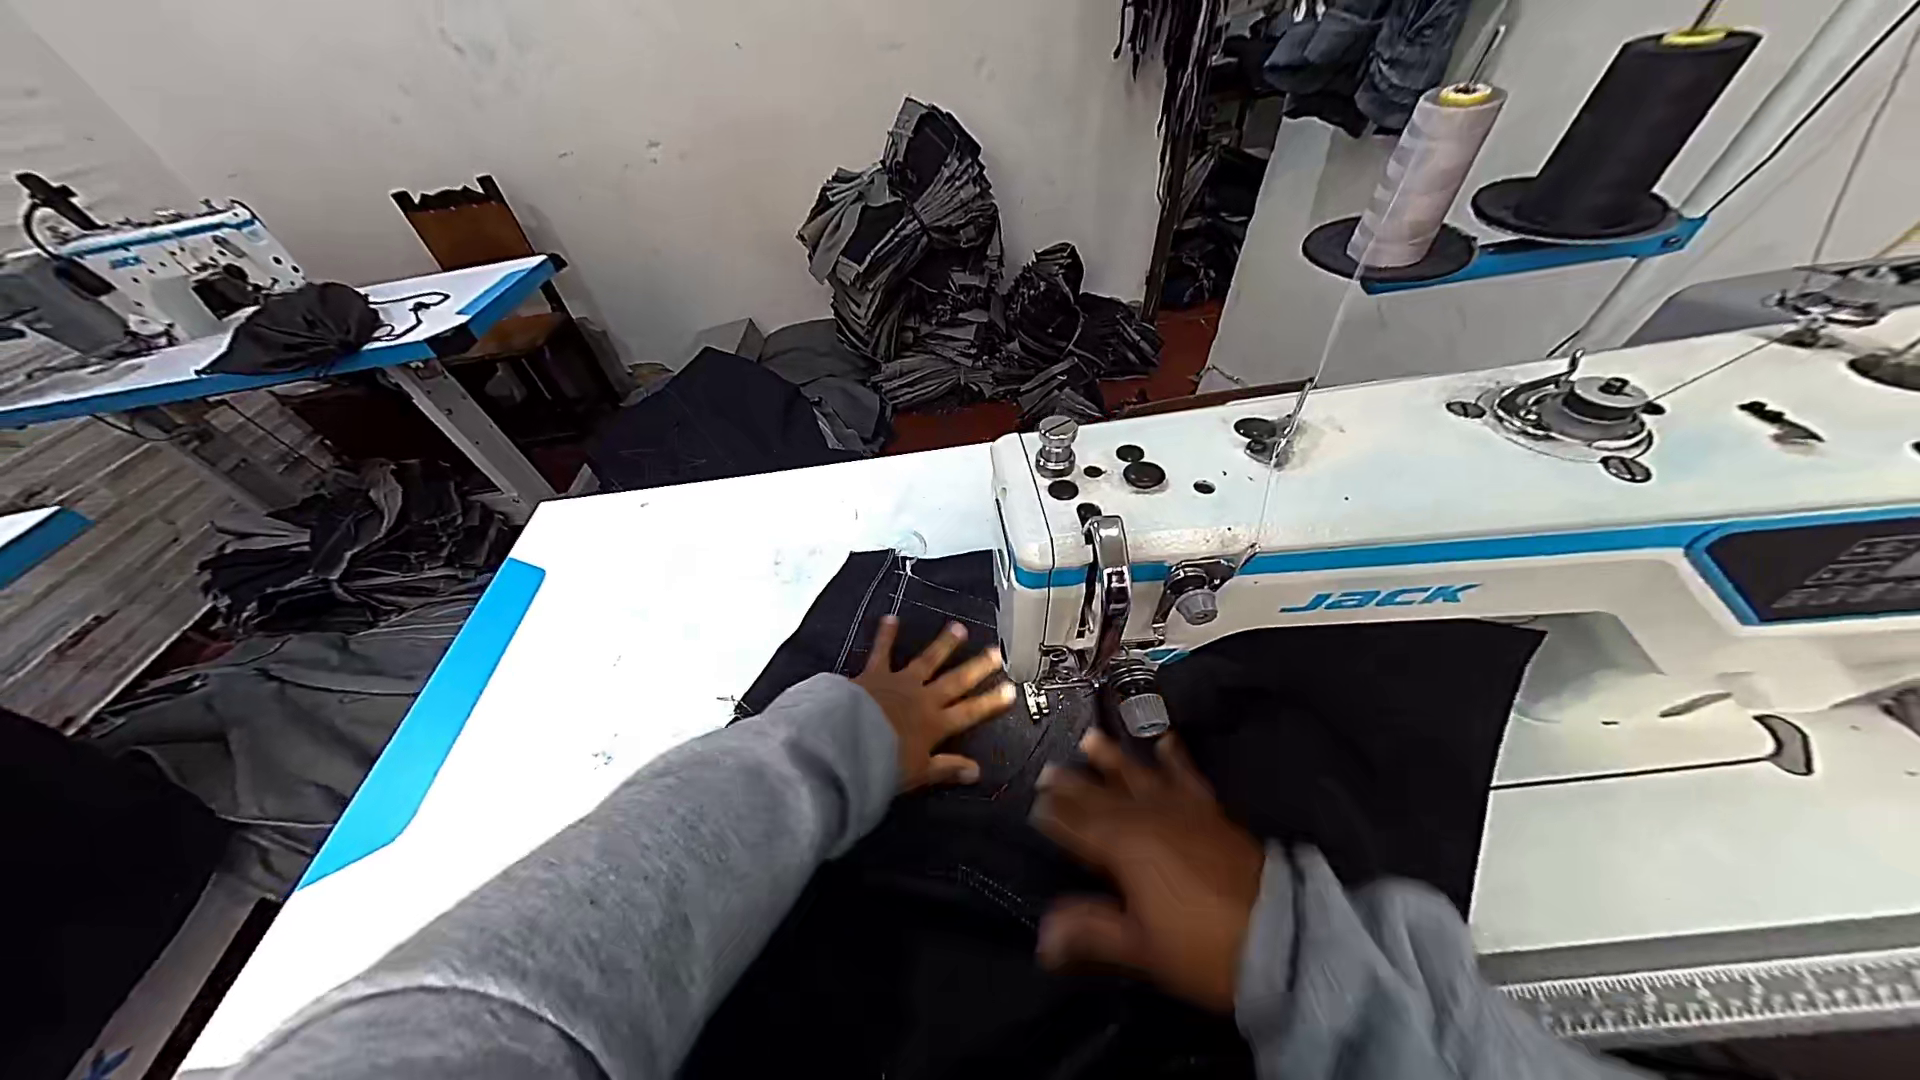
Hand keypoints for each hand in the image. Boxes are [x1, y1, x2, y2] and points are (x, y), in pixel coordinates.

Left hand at [853, 616, 1015, 791]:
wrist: (847, 743)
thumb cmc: (883, 763)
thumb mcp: (919, 773)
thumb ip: (947, 768)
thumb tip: (976, 772)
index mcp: (935, 724)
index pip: (970, 712)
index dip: (991, 701)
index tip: (1010, 688)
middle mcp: (923, 698)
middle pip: (956, 680)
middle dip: (978, 667)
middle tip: (995, 651)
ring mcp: (901, 682)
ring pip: (927, 660)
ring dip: (943, 644)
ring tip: (959, 628)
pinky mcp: (875, 674)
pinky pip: (882, 652)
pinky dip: (886, 635)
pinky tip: (891, 618)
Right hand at [1030, 731, 1265, 1012]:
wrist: (1279, 937)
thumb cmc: (1202, 947)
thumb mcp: (1140, 947)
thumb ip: (1091, 931)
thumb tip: (1044, 935)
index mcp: (1124, 849)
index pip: (1078, 828)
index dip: (1054, 816)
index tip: (1036, 804)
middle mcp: (1147, 819)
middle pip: (1099, 798)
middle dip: (1071, 785)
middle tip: (1049, 770)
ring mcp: (1179, 810)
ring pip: (1136, 777)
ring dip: (1112, 759)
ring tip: (1091, 739)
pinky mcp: (1208, 810)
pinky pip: (1187, 775)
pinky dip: (1175, 757)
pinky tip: (1167, 740)